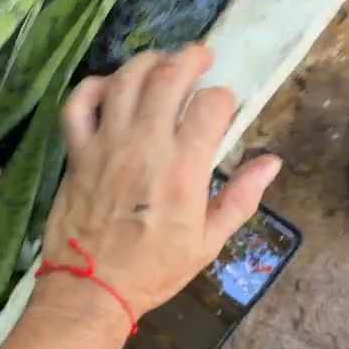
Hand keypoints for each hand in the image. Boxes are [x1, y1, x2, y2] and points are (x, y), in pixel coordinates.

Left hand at [46, 45, 281, 314]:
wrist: (92, 290)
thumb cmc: (152, 271)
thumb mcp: (207, 244)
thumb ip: (240, 199)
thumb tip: (271, 162)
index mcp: (184, 167)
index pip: (212, 103)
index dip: (222, 99)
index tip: (222, 111)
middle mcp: (145, 145)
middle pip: (169, 76)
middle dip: (191, 58)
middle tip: (199, 58)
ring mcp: (106, 146)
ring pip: (125, 80)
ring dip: (146, 62)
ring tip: (159, 64)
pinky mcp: (76, 155)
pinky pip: (77, 106)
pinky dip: (92, 87)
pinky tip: (108, 88)